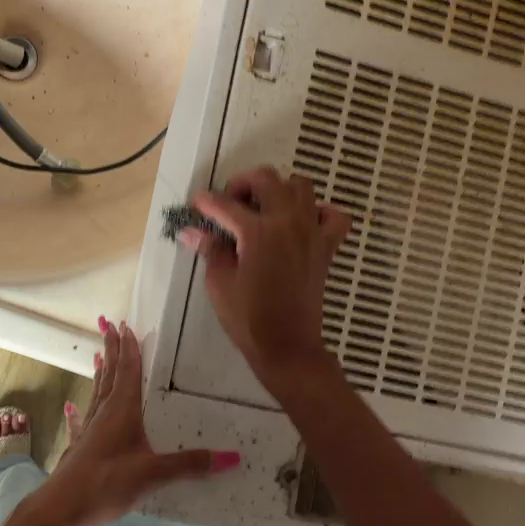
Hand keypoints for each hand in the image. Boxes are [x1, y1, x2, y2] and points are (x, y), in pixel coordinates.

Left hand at [30, 318, 238, 525]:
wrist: (61, 508)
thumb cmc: (107, 483)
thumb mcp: (153, 474)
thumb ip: (191, 464)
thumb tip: (234, 457)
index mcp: (122, 412)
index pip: (128, 372)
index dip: (129, 349)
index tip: (125, 325)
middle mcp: (104, 414)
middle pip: (110, 376)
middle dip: (112, 351)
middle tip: (108, 325)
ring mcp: (89, 430)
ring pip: (97, 394)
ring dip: (101, 374)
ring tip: (99, 355)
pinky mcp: (80, 448)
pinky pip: (81, 422)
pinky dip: (78, 412)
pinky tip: (70, 406)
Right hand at [180, 166, 351, 390]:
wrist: (287, 346)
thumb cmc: (248, 318)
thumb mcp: (219, 282)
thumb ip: (210, 249)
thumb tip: (191, 231)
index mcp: (257, 231)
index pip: (225, 204)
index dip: (206, 203)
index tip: (195, 206)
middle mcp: (288, 222)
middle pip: (266, 179)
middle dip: (242, 185)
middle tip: (229, 205)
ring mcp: (311, 232)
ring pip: (300, 186)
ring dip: (278, 191)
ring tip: (262, 210)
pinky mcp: (326, 247)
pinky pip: (333, 215)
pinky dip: (319, 211)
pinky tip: (302, 223)